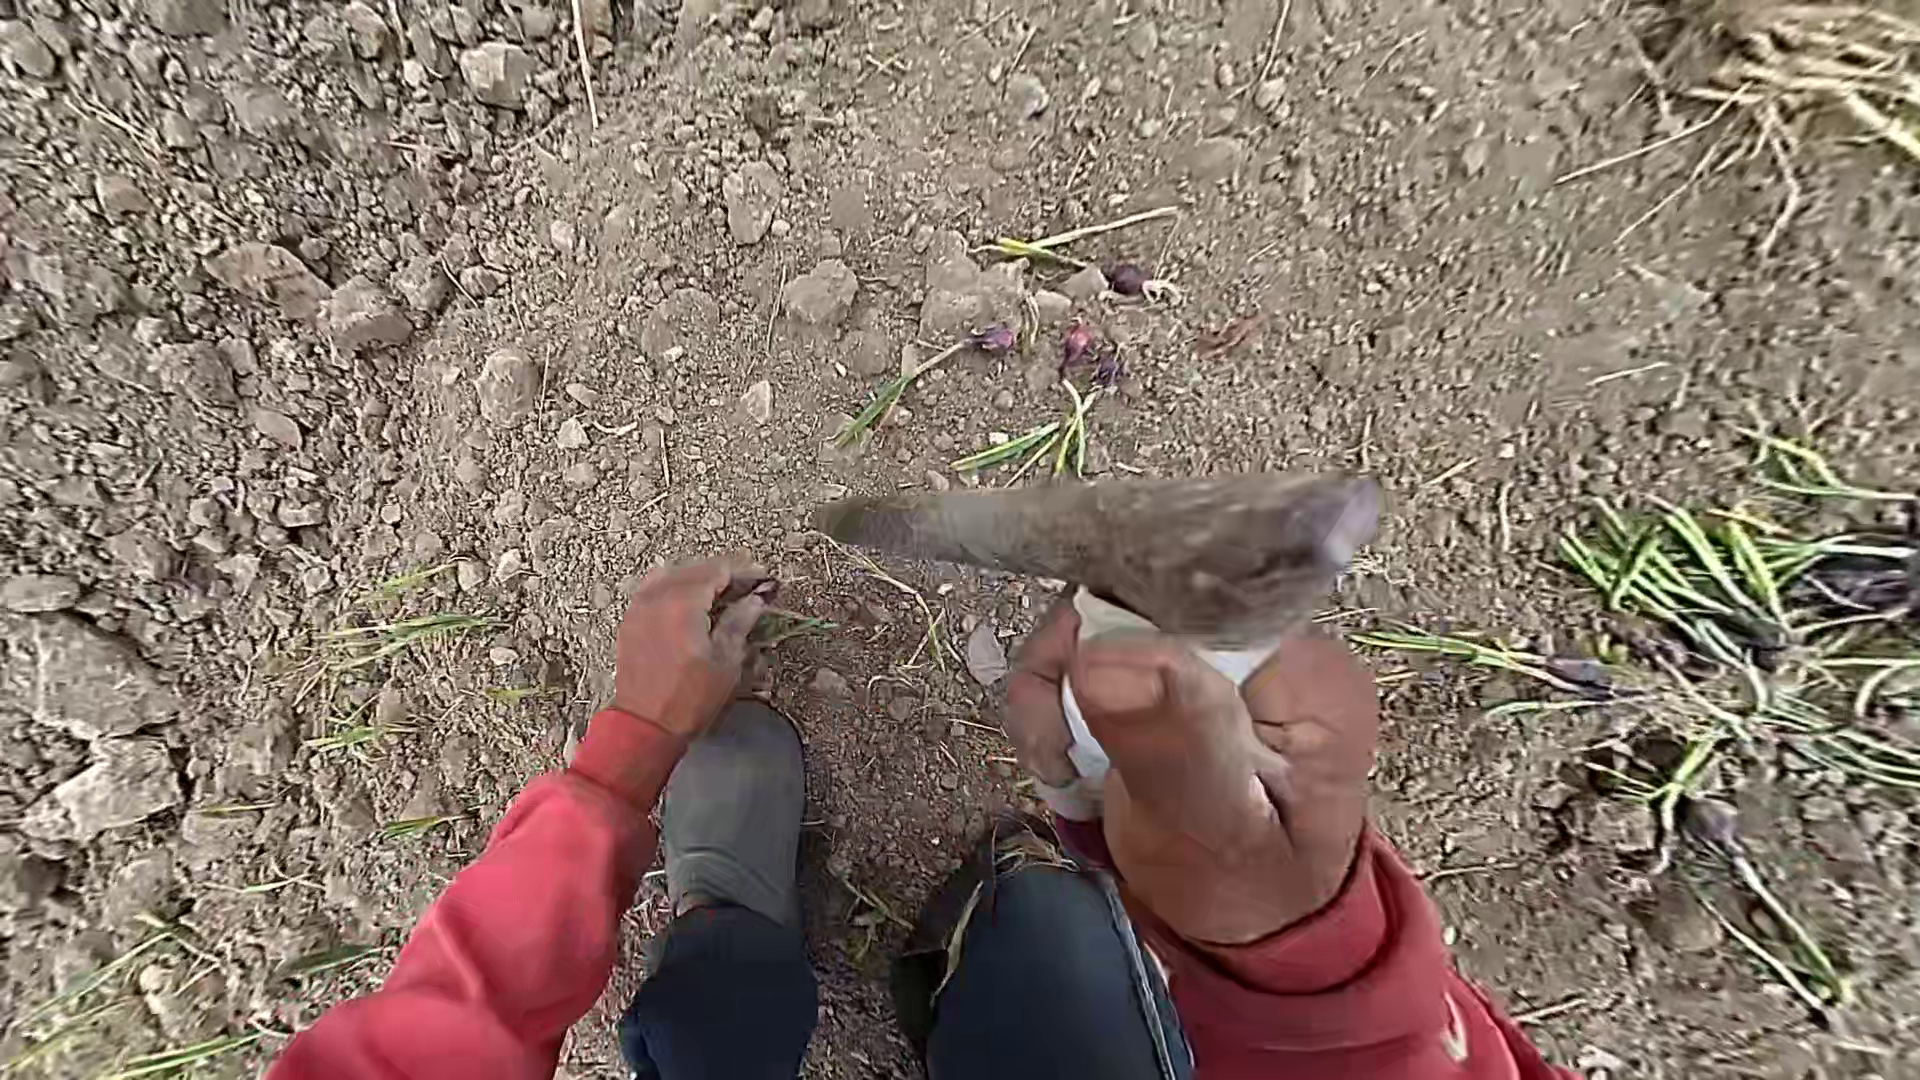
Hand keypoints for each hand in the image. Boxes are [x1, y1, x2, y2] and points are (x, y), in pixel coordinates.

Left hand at [611, 560, 770, 738]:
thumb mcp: (727, 659)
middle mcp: (657, 598)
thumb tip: (755, 600)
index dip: (744, 573)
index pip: (718, 571)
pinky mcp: (631, 621)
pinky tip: (691, 601)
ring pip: (673, 575)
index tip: (763, 580)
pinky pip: (654, 588)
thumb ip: (741, 621)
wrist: (646, 725)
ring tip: (723, 592)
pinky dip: (676, 587)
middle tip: (750, 587)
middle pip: (696, 569)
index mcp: (682, 604)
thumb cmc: (691, 696)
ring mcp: (639, 608)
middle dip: (724, 574)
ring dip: (700, 578)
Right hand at [1007, 601, 1376, 944]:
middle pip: (1129, 599)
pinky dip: (1050, 694)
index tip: (1083, 708)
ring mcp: (1201, 642)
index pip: (1189, 598)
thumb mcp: (1215, 830)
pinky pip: (1078, 644)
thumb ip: (1176, 748)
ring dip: (1052, 689)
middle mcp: (1254, 635)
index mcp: (1299, 667)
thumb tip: (1104, 660)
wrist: (1234, 910)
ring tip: (1058, 759)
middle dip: (1070, 669)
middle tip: (1059, 748)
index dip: (1116, 631)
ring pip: (1091, 619)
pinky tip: (1061, 747)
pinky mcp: (1158, 656)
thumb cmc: (1241, 885)